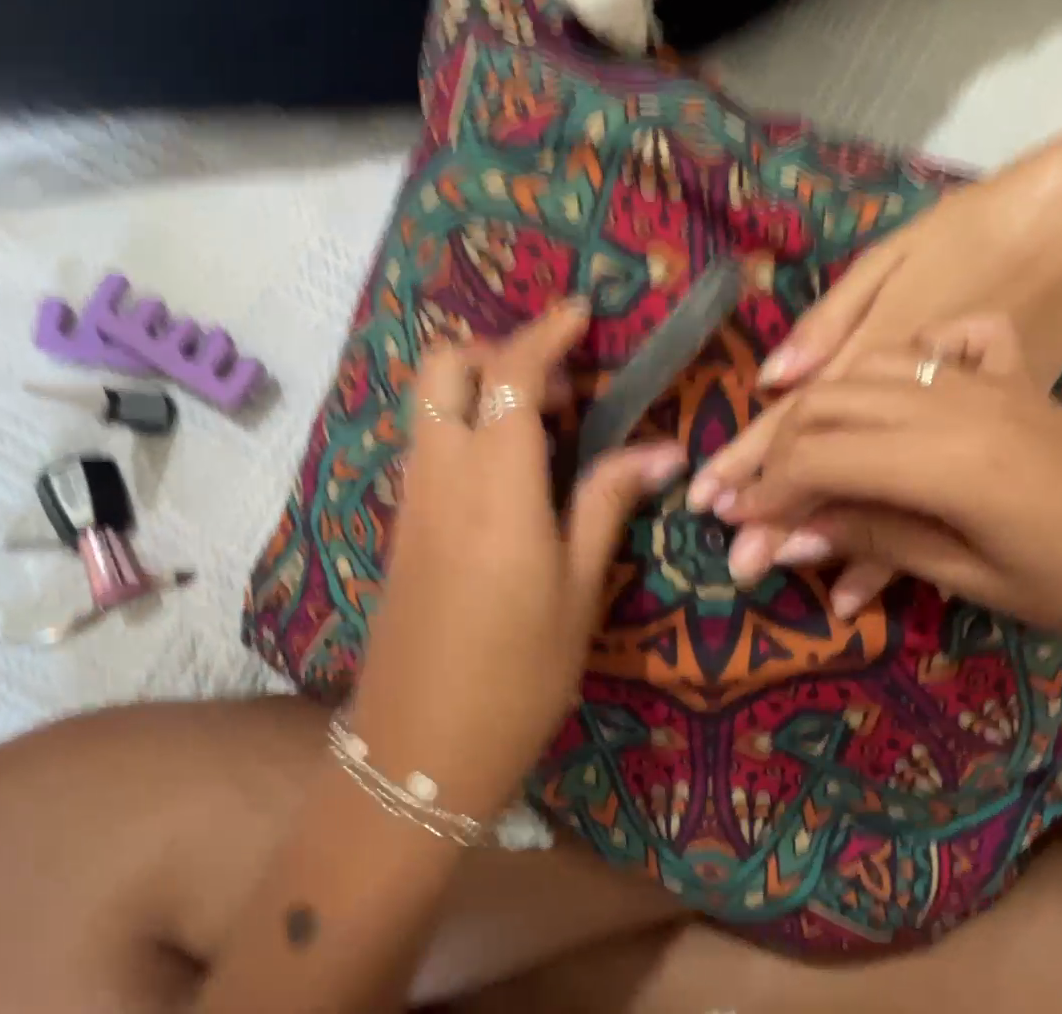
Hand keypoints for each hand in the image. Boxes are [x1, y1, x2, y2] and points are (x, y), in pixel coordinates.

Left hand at [350, 301, 686, 815]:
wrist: (418, 750)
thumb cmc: (517, 675)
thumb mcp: (579, 590)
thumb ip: (608, 504)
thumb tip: (660, 450)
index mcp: (494, 482)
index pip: (512, 371)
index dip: (548, 331)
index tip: (583, 312)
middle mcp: (441, 473)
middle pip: (445, 366)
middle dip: (499, 350)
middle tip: (561, 388)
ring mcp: (411, 499)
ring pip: (431, 404)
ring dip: (482, 389)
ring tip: (548, 432)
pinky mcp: (400, 526)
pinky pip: (429, 446)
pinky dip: (467, 428)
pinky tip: (513, 477)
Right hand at [693, 133, 1061, 606]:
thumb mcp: (974, 578)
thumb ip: (876, 539)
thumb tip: (789, 535)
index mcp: (948, 459)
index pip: (821, 454)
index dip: (767, 489)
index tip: (731, 523)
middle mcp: (957, 401)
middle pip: (833, 403)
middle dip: (776, 451)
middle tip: (744, 495)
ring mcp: (990, 381)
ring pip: (873, 369)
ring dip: (821, 407)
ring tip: (792, 452)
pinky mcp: (1015, 380)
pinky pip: (941, 345)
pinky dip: (901, 357)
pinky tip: (888, 384)